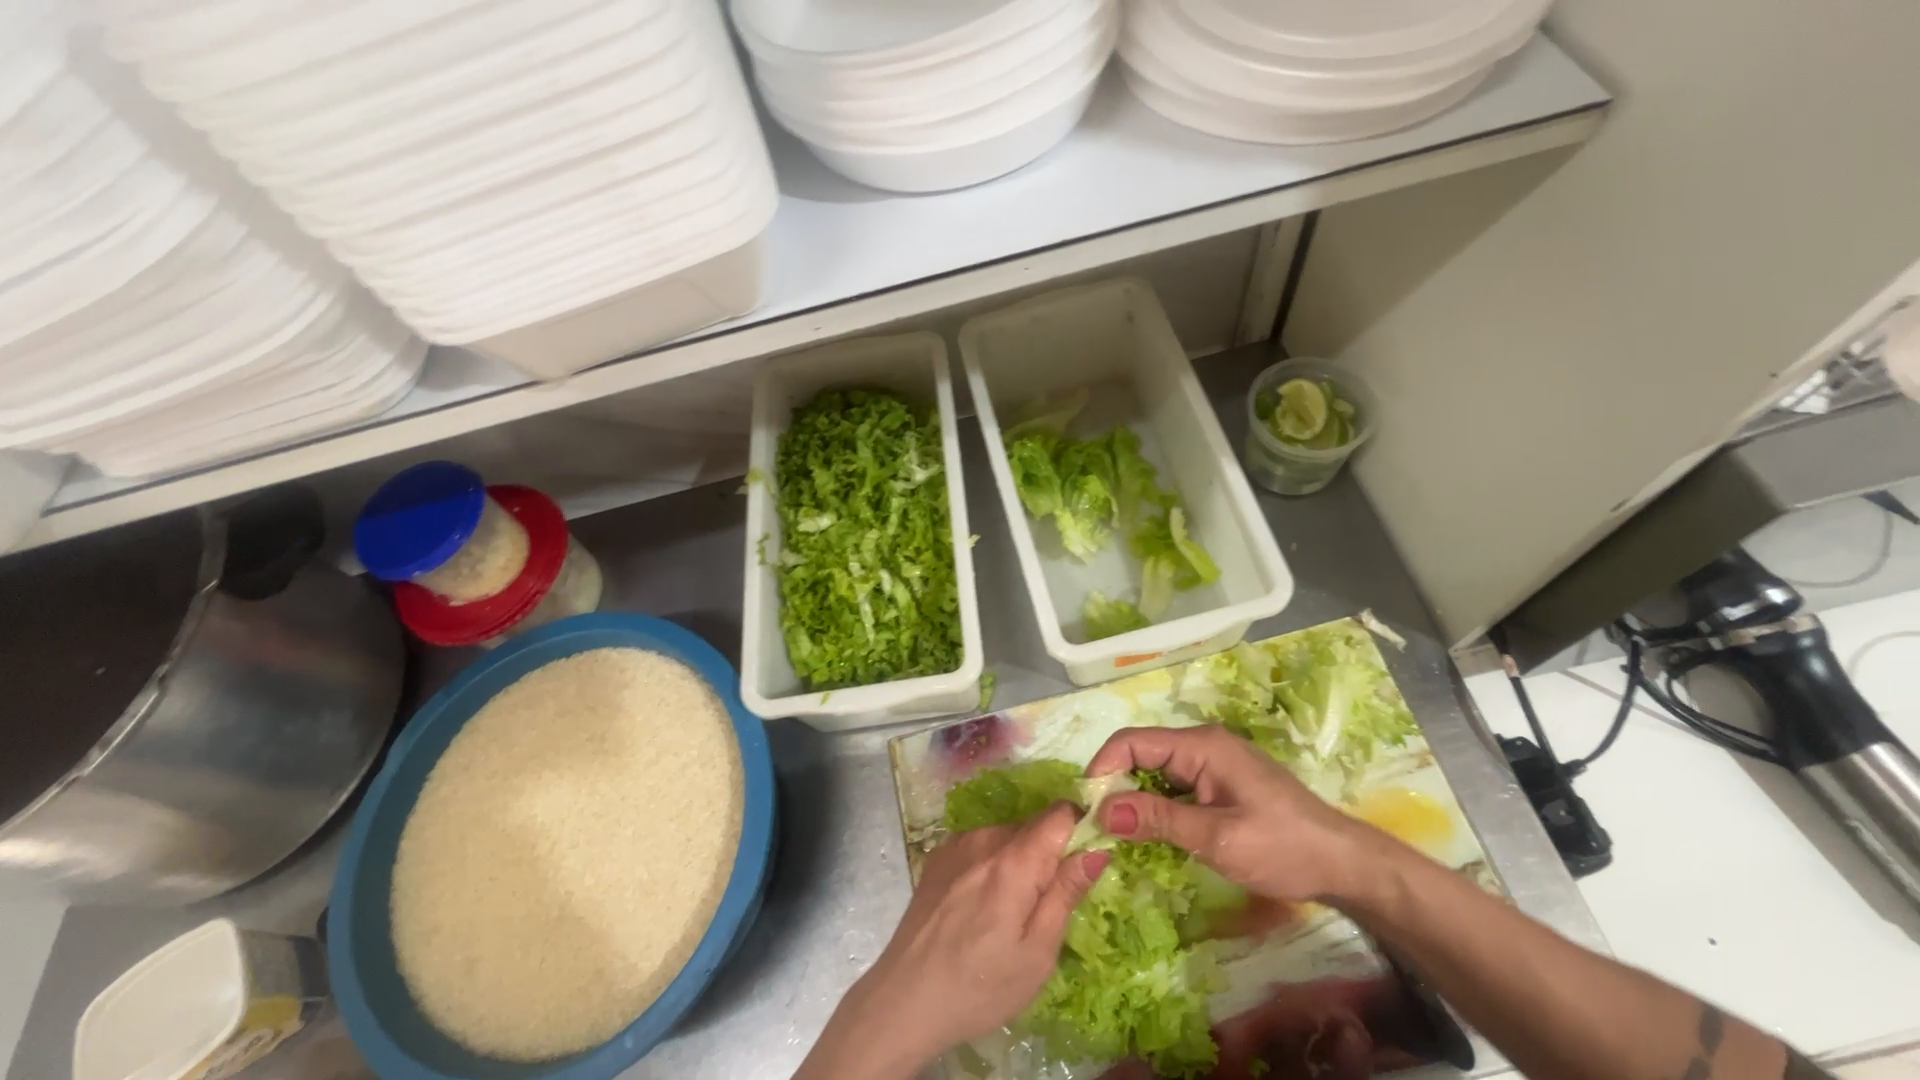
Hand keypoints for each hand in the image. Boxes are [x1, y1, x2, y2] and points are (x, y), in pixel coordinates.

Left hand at [795, 804, 1109, 1079]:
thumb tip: (1098, 848)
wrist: (904, 1001)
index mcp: (1013, 860)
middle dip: (1050, 854)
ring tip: (1010, 915)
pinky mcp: (937, 858)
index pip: (1060, 812)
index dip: (1082, 827)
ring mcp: (955, 845)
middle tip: (1046, 906)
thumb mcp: (1037, 953)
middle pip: (1033, 826)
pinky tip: (981, 909)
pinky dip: (992, 867)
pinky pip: (981, 848)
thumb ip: (1066, 893)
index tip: (1088, 858)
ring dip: (1020, 862)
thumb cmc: (980, 986)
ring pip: (1007, 837)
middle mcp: (983, 839)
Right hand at [1087, 725, 1374, 903]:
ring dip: (1134, 800)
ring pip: (1155, 773)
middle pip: (1140, 755)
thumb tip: (1102, 812)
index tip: (1086, 810)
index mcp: (1201, 746)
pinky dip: (1156, 808)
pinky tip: (1150, 836)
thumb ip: (1158, 819)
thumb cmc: (1282, 847)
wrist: (1343, 864)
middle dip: (1115, 787)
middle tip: (1098, 830)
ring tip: (1118, 838)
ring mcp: (1212, 765)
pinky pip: (1174, 787)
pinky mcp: (1219, 785)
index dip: (1102, 770)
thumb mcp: (1216, 837)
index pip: (1132, 742)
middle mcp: (1202, 745)